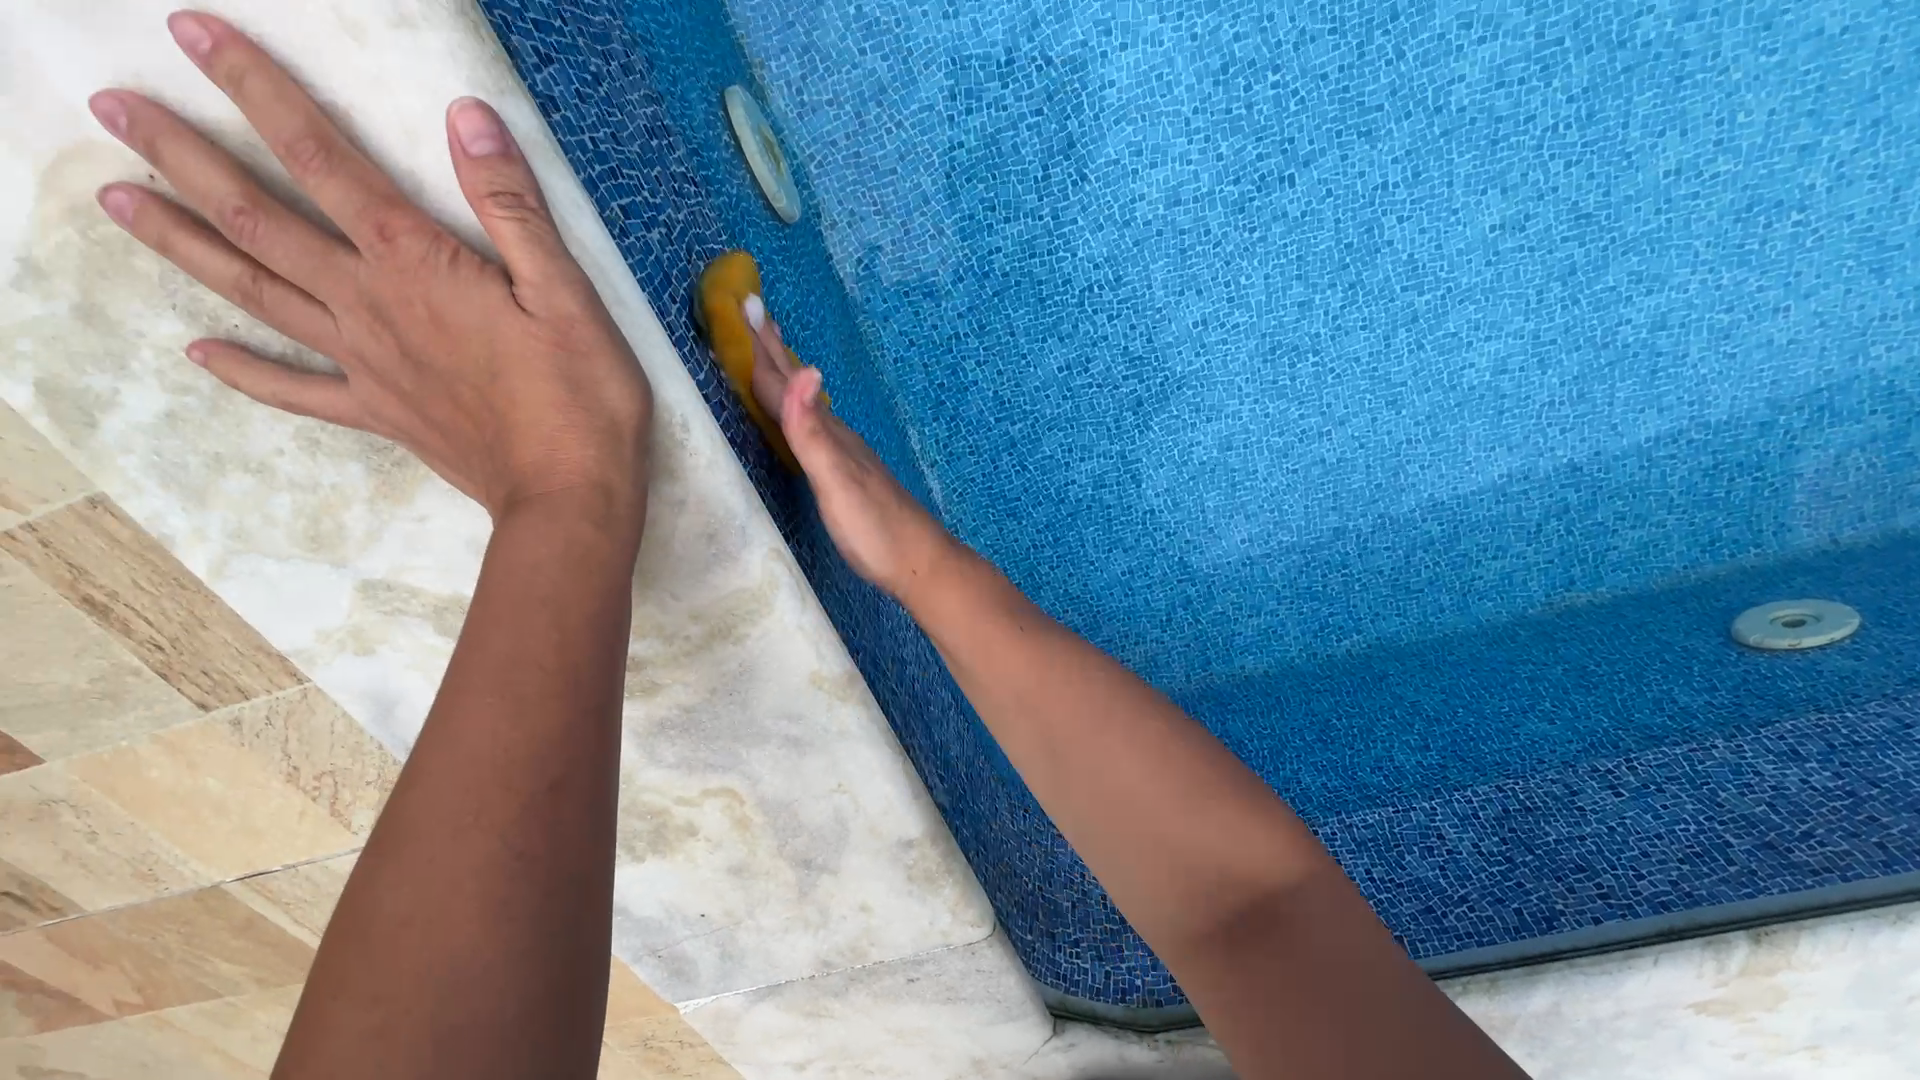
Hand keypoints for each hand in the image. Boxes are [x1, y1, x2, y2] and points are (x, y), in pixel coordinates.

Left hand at [88, 11, 651, 528]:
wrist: (568, 492)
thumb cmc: (582, 395)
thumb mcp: (568, 293)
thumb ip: (511, 207)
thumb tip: (466, 119)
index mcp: (417, 267)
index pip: (323, 161)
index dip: (260, 92)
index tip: (194, 34)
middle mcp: (371, 307)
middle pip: (261, 222)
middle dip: (187, 157)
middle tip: (116, 111)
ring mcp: (367, 365)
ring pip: (258, 294)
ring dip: (184, 244)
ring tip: (119, 200)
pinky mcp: (382, 414)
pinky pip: (297, 390)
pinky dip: (246, 371)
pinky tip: (202, 353)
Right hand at [744, 298, 954, 598]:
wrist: (919, 561)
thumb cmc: (874, 529)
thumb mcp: (838, 482)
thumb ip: (814, 433)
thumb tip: (806, 371)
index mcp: (828, 434)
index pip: (786, 383)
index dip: (762, 348)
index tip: (744, 304)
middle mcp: (836, 436)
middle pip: (798, 385)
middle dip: (773, 350)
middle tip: (754, 311)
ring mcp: (844, 454)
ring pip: (806, 404)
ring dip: (785, 375)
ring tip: (772, 355)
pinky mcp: (847, 475)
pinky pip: (813, 428)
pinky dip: (798, 410)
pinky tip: (803, 417)